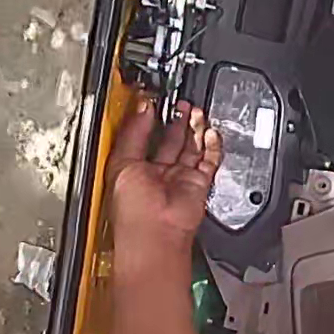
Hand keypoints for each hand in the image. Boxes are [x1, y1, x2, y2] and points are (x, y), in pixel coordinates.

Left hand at [107, 96, 220, 260]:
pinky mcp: (199, 183)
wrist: (156, 236)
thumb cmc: (133, 212)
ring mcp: (180, 177)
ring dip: (194, 127)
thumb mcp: (122, 162)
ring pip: (192, 145)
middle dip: (176, 118)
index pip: (144, 134)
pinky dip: (211, 144)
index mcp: (134, 167)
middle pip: (171, 137)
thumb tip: (142, 107)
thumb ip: (134, 132)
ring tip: (194, 109)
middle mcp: (158, 171)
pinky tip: (208, 131)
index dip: (150, 115)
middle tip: (179, 101)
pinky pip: (210, 159)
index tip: (154, 97)